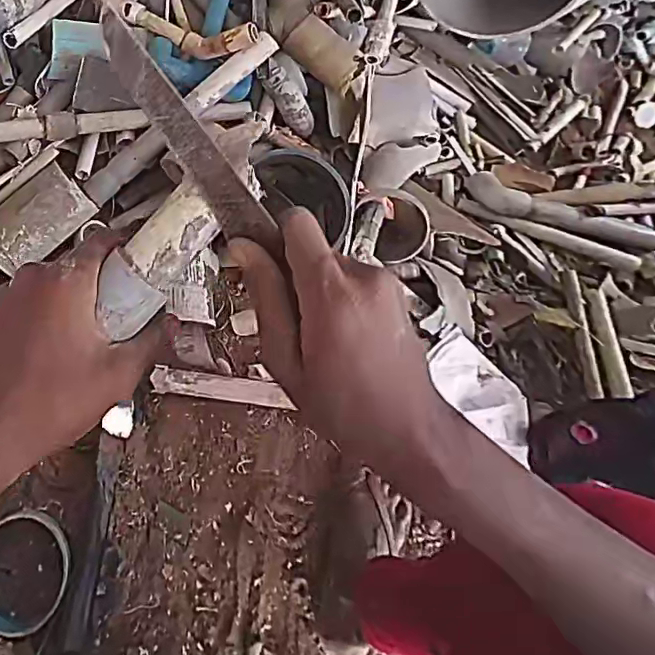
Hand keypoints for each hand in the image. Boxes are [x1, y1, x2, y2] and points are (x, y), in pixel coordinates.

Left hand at [0, 227, 174, 539]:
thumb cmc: (41, 406)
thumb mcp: (115, 376)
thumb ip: (149, 343)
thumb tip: (167, 328)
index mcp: (65, 282)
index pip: (102, 239)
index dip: (126, 242)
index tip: (142, 254)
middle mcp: (33, 280)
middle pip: (79, 262)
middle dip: (105, 280)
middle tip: (127, 308)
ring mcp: (10, 295)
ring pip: (55, 282)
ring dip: (77, 298)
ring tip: (94, 336)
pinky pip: (34, 300)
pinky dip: (52, 312)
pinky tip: (62, 346)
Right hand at [228, 208, 460, 474]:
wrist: (410, 432)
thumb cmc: (348, 407)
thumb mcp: (284, 357)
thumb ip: (263, 295)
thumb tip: (245, 252)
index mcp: (331, 289)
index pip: (296, 222)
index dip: (271, 235)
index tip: (258, 258)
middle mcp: (364, 276)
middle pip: (310, 248)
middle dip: (291, 275)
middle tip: (285, 319)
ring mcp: (385, 283)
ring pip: (330, 265)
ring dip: (315, 290)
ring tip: (315, 336)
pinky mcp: (395, 293)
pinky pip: (351, 280)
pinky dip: (338, 299)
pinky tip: (337, 337)